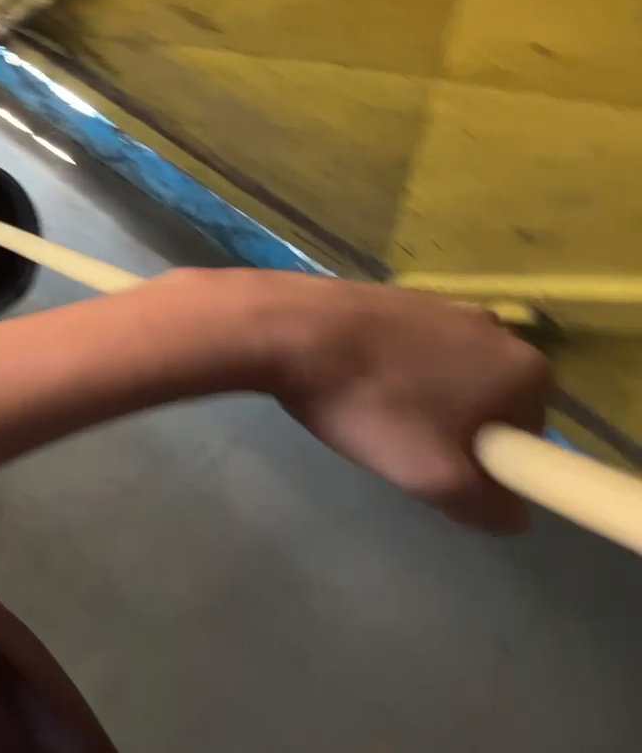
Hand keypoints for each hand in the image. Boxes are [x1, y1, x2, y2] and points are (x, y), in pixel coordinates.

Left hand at [239, 272, 554, 532]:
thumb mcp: (436, 479)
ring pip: (422, 372)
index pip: (519, 436)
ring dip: (393, 394)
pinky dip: (359, 364)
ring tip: (346, 401)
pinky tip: (325, 371)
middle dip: (433, 423)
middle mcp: (486, 325)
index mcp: (526, 367)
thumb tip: (506, 511)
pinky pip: (379, 346)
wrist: (276, 328)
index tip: (420, 455)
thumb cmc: (365, 402)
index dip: (473, 458)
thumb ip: (489, 508)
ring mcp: (425, 301)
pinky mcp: (372, 292)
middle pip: (470, 400)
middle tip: (379, 431)